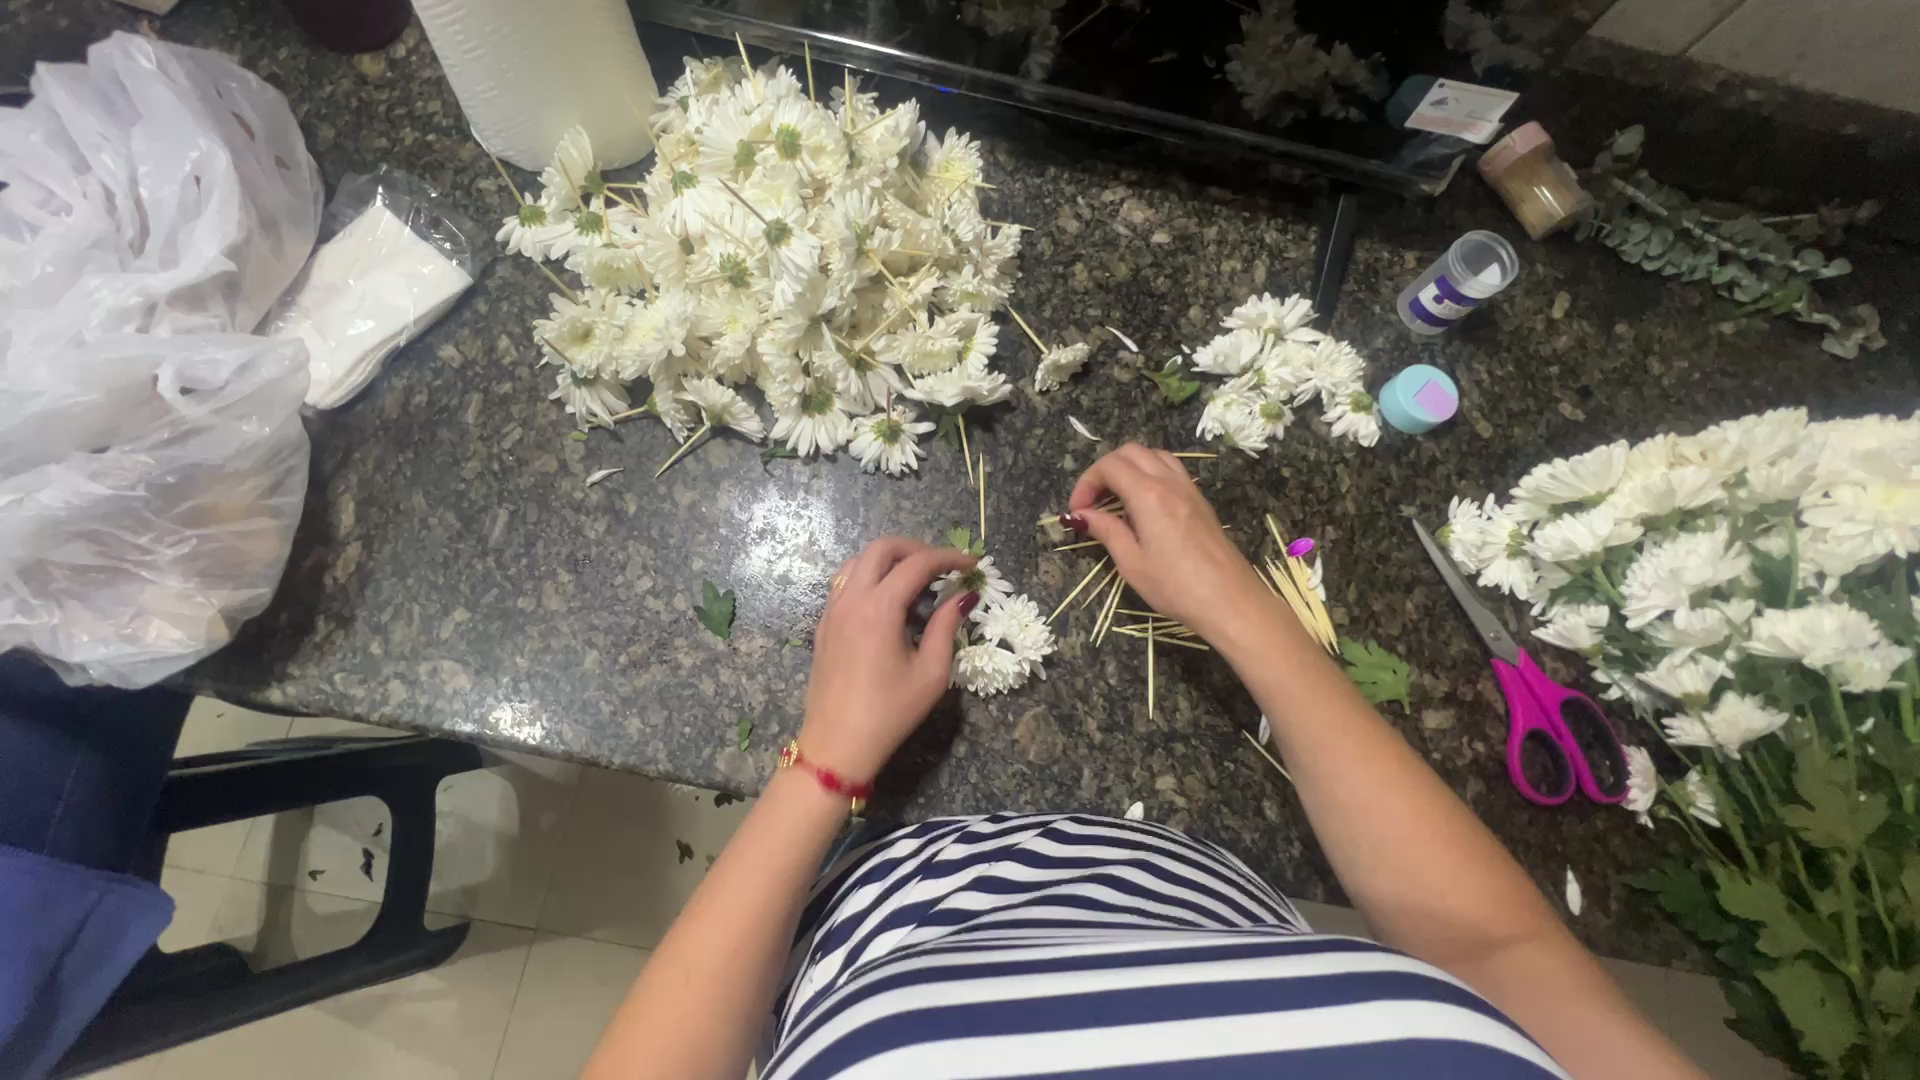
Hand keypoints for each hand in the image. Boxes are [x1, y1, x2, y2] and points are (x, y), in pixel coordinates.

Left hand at [797, 537, 977, 781]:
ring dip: (889, 561)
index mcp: (879, 608)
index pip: (918, 564)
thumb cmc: (890, 713)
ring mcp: (832, 610)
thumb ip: (947, 627)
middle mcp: (851, 599)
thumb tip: (964, 597)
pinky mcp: (823, 625)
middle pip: (882, 548)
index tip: (972, 565)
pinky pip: (845, 583)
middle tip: (942, 567)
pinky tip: (888, 603)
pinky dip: (869, 578)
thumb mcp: (931, 673)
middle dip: (915, 549)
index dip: (949, 557)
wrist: (837, 745)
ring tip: (916, 582)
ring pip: (858, 561)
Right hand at [1066, 443, 1273, 643]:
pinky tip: (1142, 505)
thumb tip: (1081, 515)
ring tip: (1115, 499)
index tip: (1077, 511)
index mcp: (1148, 495)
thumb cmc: (1176, 587)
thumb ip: (1106, 531)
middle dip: (1104, 470)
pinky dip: (1149, 474)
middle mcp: (1169, 482)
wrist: (1230, 601)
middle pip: (1130, 452)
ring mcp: (1189, 489)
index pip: (1109, 467)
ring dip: (1128, 468)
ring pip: (1153, 455)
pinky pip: (1170, 470)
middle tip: (1092, 502)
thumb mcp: (1132, 563)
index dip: (1086, 483)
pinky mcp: (1200, 501)